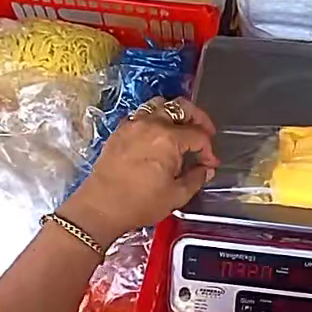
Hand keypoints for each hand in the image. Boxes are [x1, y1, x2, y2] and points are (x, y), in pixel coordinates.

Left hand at [61, 98, 217, 244]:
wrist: (102, 206)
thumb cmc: (140, 203)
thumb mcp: (177, 195)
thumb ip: (196, 178)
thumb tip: (205, 169)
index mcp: (169, 139)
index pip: (199, 135)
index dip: (209, 150)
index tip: (210, 163)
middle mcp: (151, 125)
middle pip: (181, 107)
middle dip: (198, 119)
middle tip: (205, 133)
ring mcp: (133, 125)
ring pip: (160, 105)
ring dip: (175, 114)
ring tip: (181, 129)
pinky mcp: (120, 131)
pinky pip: (141, 114)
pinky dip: (154, 119)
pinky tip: (157, 136)